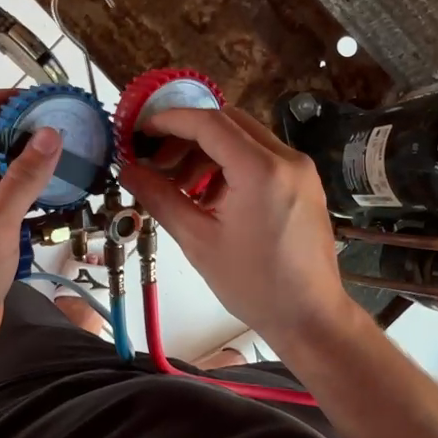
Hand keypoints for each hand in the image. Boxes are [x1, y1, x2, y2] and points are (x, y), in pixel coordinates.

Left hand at [0, 90, 61, 353]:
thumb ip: (23, 180)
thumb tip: (49, 135)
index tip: (34, 97)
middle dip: (23, 137)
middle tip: (64, 129)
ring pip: (1, 181)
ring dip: (30, 172)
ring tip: (71, 163)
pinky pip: (7, 208)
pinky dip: (30, 202)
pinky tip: (60, 203)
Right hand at [118, 107, 355, 345]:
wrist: (310, 316)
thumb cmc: (254, 285)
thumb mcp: (198, 240)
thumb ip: (160, 198)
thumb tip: (128, 170)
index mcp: (261, 170)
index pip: (209, 123)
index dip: (169, 121)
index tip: (141, 132)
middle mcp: (287, 158)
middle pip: (228, 122)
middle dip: (188, 136)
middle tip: (157, 162)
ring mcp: (301, 169)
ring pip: (245, 138)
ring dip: (208, 152)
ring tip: (181, 187)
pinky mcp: (304, 183)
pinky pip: (262, 157)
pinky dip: (232, 165)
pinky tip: (210, 197)